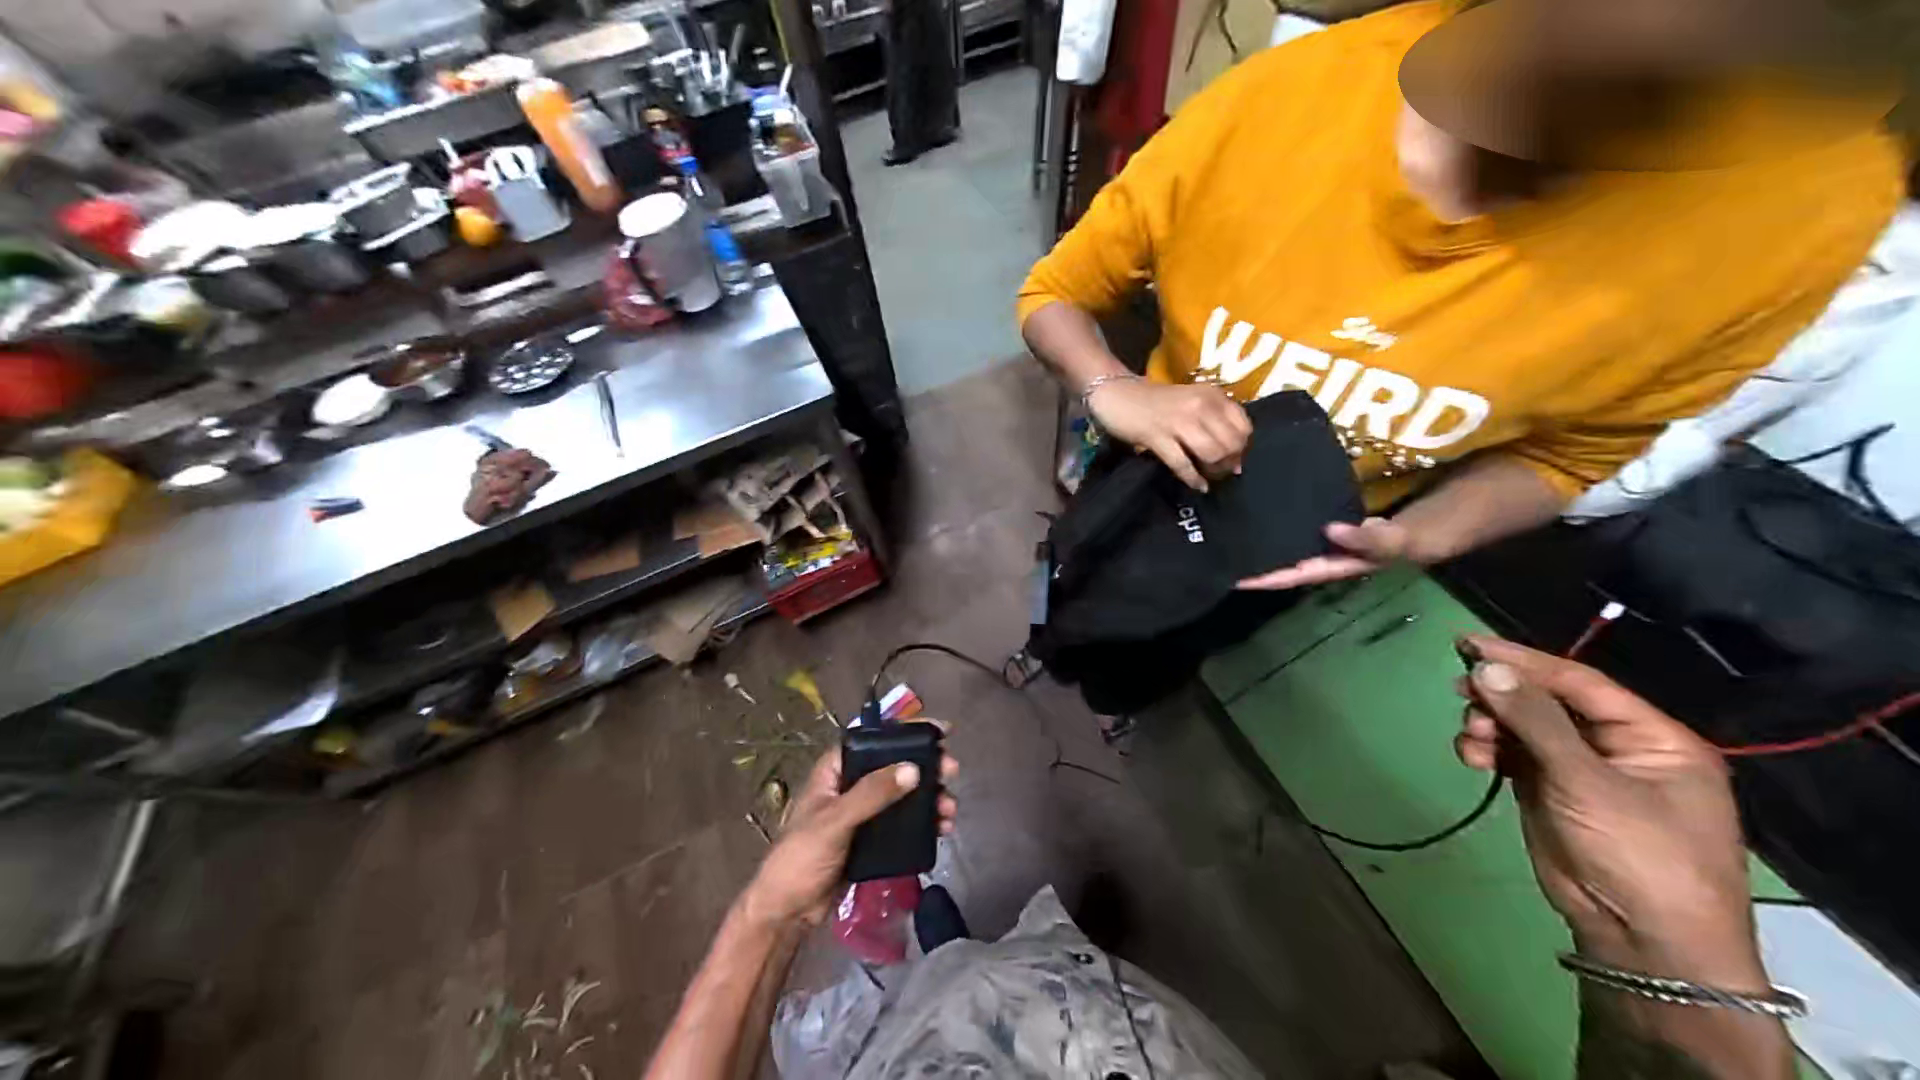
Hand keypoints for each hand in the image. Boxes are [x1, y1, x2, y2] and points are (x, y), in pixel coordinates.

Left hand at [740, 726, 958, 928]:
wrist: (787, 912)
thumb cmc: (802, 857)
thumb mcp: (836, 821)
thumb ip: (872, 794)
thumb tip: (913, 769)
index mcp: (835, 771)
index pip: (874, 740)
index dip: (906, 732)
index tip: (939, 731)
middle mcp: (851, 786)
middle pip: (894, 766)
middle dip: (926, 767)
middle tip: (952, 771)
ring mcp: (863, 814)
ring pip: (903, 795)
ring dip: (929, 798)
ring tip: (949, 809)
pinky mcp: (872, 840)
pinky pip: (904, 823)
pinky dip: (924, 823)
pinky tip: (941, 828)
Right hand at [1086, 377, 1251, 491]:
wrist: (1117, 393)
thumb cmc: (1155, 400)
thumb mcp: (1192, 401)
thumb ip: (1213, 421)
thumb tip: (1235, 458)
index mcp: (1211, 395)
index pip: (1243, 425)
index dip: (1242, 446)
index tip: (1234, 456)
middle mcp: (1199, 405)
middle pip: (1230, 443)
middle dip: (1229, 462)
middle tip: (1221, 471)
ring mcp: (1178, 421)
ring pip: (1211, 453)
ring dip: (1214, 470)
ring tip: (1209, 476)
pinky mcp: (1157, 437)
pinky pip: (1182, 463)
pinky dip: (1193, 478)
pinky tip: (1198, 486)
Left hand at [1236, 517, 1413, 590]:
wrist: (1418, 529)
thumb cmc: (1404, 542)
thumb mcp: (1392, 542)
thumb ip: (1366, 539)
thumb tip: (1330, 530)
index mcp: (1326, 568)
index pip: (1286, 576)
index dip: (1260, 579)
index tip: (1231, 578)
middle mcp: (1317, 558)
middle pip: (1276, 562)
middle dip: (1250, 561)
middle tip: (1216, 551)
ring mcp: (1318, 542)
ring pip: (1281, 545)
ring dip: (1258, 540)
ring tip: (1226, 529)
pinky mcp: (1321, 526)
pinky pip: (1292, 526)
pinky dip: (1276, 521)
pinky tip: (1256, 508)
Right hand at [1452, 637, 1764, 989]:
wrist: (1641, 938)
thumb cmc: (1637, 853)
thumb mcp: (1587, 782)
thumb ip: (1535, 721)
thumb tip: (1486, 668)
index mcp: (1650, 737)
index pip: (1579, 682)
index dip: (1524, 660)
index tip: (1469, 644)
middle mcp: (1616, 746)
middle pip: (1546, 701)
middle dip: (1502, 696)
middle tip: (1459, 690)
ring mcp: (1580, 769)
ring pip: (1522, 726)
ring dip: (1490, 725)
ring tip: (1471, 738)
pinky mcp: (1549, 790)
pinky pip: (1511, 753)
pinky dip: (1487, 750)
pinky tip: (1472, 757)